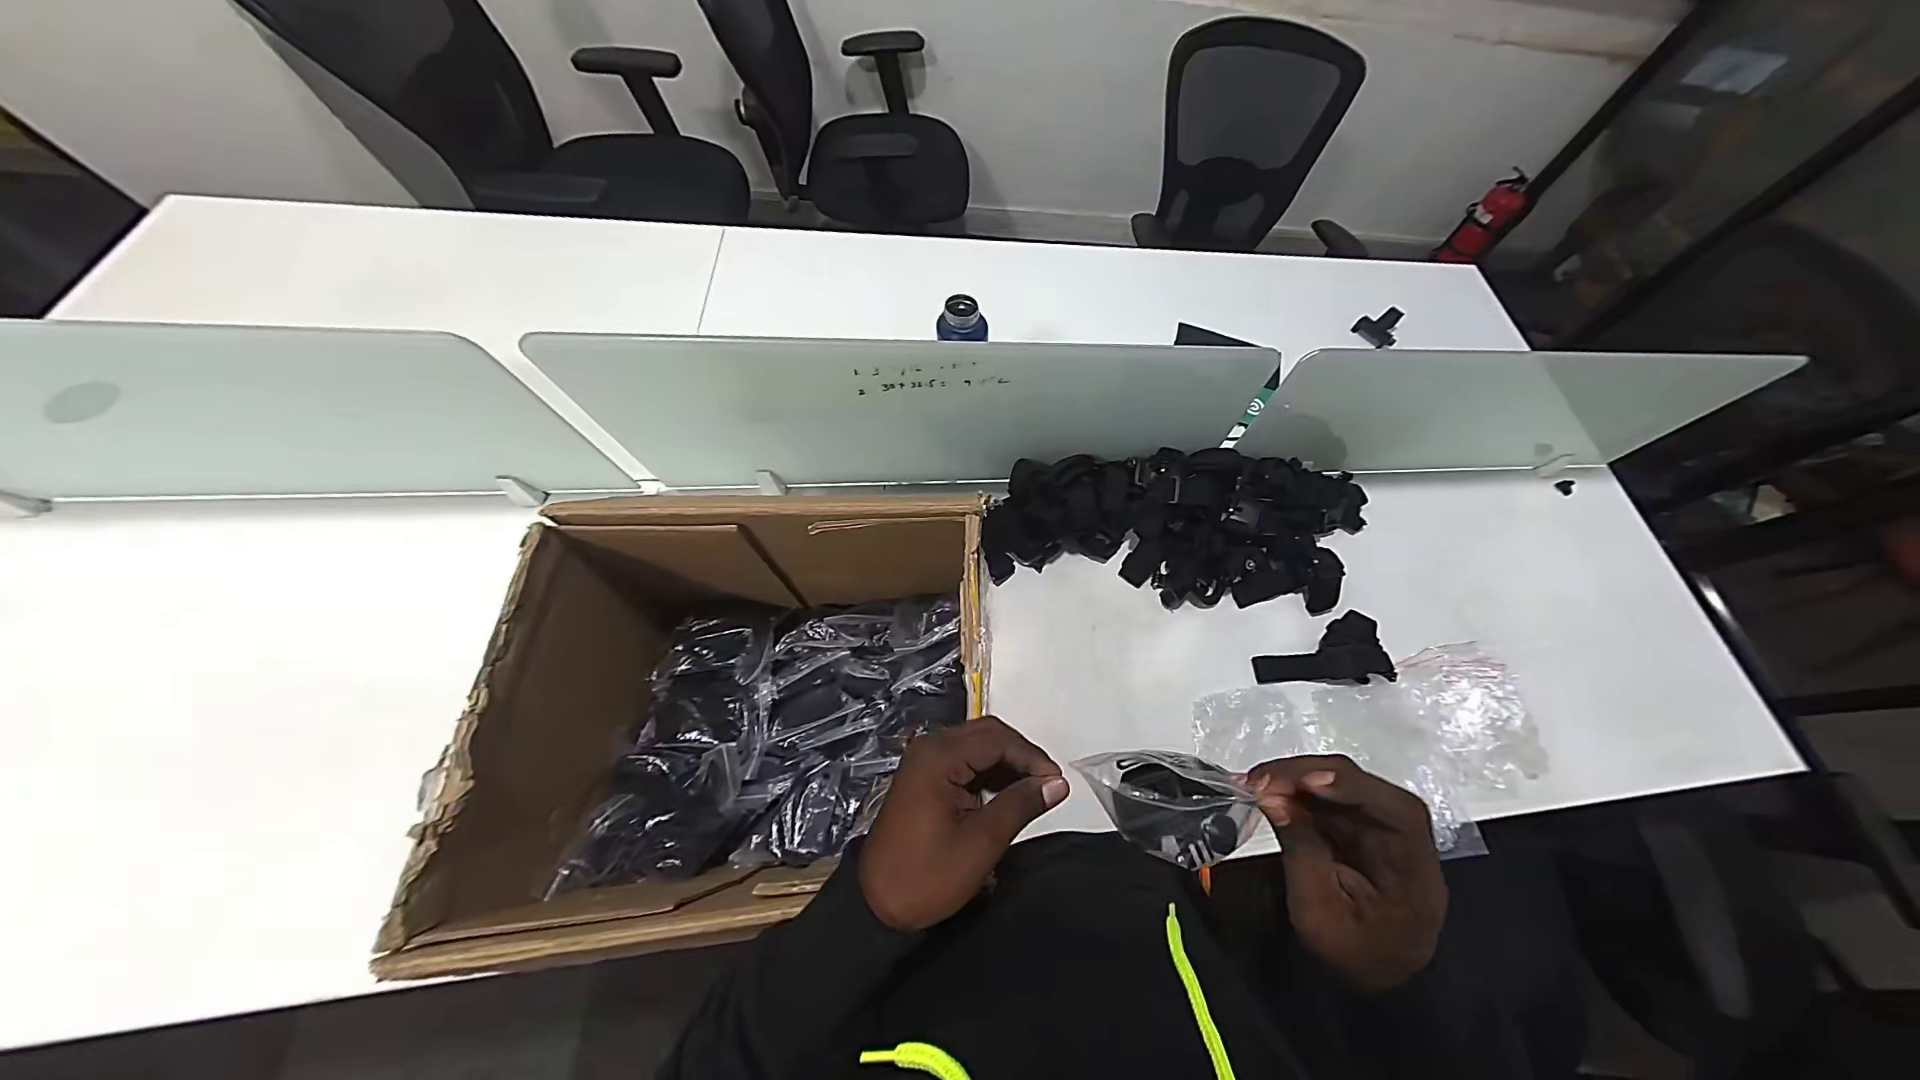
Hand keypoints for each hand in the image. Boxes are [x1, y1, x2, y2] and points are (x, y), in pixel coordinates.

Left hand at [858, 715, 1068, 930]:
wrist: (876, 905)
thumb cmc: (927, 876)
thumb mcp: (981, 843)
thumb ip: (1021, 805)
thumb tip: (1056, 783)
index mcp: (938, 756)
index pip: (997, 740)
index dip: (1032, 758)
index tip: (1058, 783)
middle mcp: (929, 748)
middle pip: (987, 734)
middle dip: (1021, 755)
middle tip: (1048, 784)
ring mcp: (924, 760)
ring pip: (977, 745)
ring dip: (1007, 763)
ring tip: (1034, 792)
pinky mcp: (924, 776)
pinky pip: (965, 760)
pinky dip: (989, 772)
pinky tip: (1007, 795)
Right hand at [1247, 755, 1446, 991]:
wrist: (1364, 980)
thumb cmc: (1347, 954)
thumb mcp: (1317, 914)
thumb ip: (1300, 852)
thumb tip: (1272, 796)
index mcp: (1413, 872)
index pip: (1398, 813)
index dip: (1355, 788)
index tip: (1306, 781)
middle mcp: (1401, 842)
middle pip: (1365, 788)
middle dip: (1310, 775)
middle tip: (1259, 779)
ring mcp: (1376, 832)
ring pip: (1341, 786)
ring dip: (1296, 778)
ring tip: (1254, 783)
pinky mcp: (1353, 829)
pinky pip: (1325, 798)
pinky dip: (1294, 790)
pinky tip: (1267, 790)